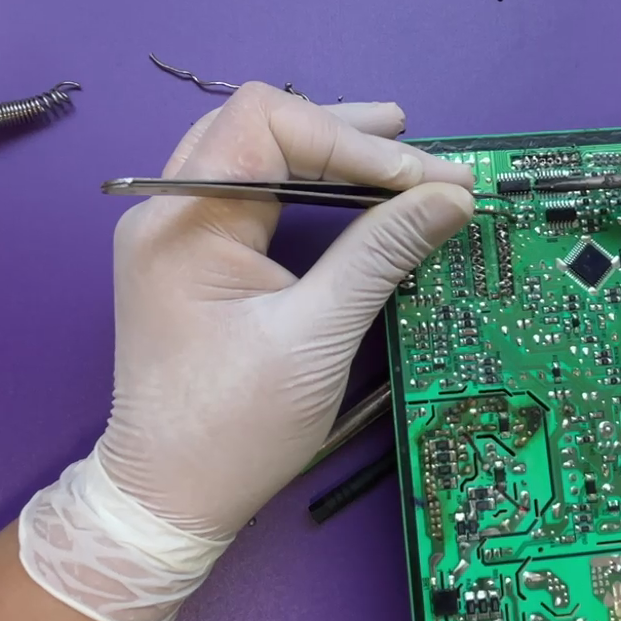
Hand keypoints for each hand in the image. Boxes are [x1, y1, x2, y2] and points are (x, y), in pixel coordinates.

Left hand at [20, 84, 474, 620]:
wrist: (168, 497)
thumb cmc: (234, 427)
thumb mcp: (316, 336)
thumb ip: (380, 253)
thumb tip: (451, 197)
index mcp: (183, 220)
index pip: (266, 123)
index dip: (349, 138)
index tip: (418, 179)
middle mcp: (168, 211)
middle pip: (258, 129)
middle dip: (343, 136)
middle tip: (416, 148)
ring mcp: (175, 234)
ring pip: (254, 156)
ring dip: (326, 154)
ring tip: (396, 157)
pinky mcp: (193, 259)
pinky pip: (250, 195)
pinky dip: (305, 186)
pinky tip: (350, 193)